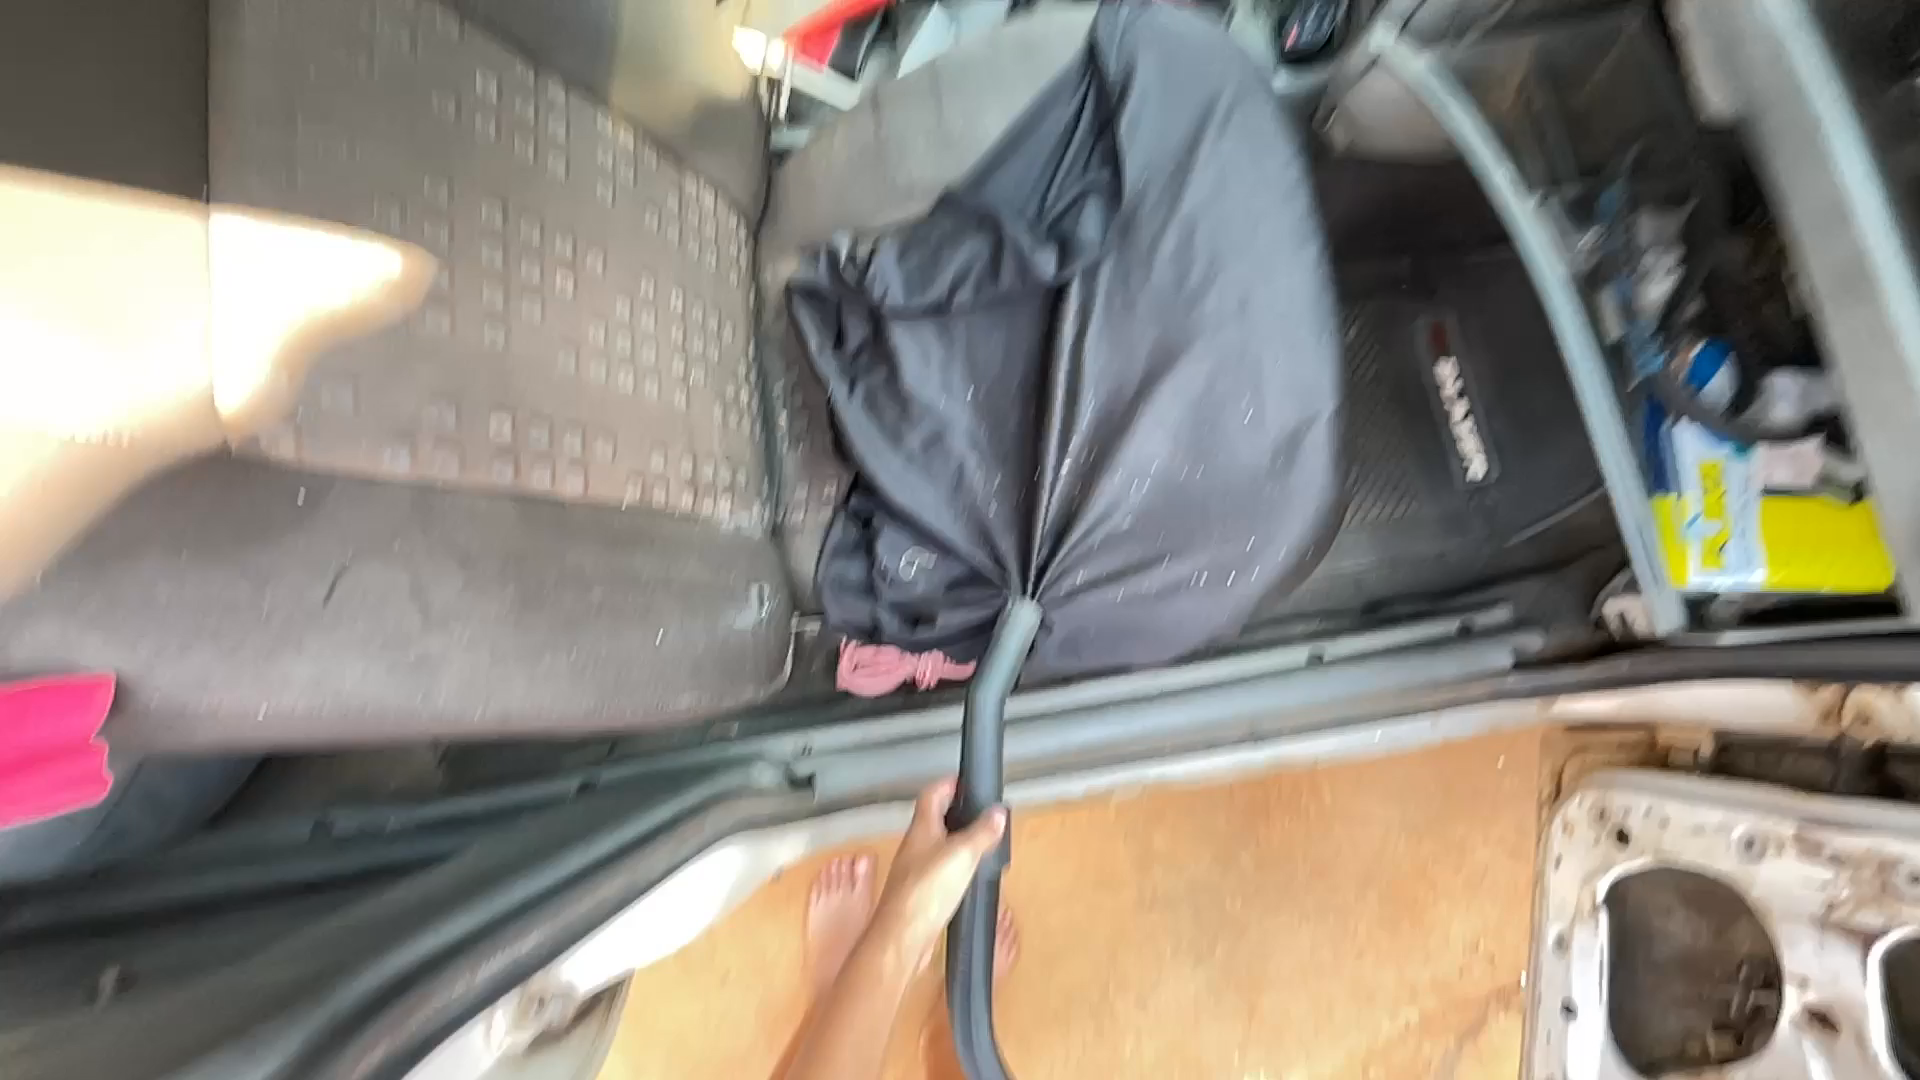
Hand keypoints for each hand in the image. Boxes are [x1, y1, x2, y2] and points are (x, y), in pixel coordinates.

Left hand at [871, 778, 1007, 967]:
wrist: (902, 938)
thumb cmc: (928, 889)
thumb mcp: (962, 855)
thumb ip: (981, 833)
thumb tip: (998, 812)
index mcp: (921, 828)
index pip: (932, 793)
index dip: (950, 783)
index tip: (969, 781)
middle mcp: (915, 845)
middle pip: (935, 818)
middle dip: (958, 812)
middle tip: (983, 814)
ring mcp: (915, 870)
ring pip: (939, 846)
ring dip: (959, 841)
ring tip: (984, 844)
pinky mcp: (920, 894)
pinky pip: (940, 871)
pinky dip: (957, 868)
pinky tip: (970, 878)